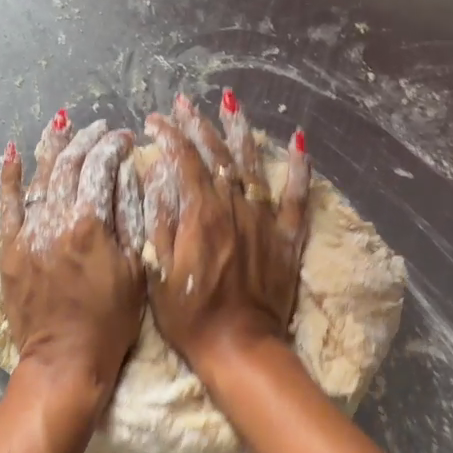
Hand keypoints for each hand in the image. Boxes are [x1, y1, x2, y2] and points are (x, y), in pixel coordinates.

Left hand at [0, 110, 145, 403]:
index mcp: (91, 222)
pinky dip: (11, 175)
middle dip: (87, 138)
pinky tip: (14, 150)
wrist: (65, 360)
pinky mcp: (11, 247)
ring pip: (40, 176)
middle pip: (69, 163)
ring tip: (63, 124)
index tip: (125, 138)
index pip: (102, 166)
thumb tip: (128, 172)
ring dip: (53, 146)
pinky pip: (8, 203)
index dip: (114, 146)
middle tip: (99, 127)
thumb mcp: (136, 268)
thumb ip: (130, 215)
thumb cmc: (111, 320)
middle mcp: (56, 218)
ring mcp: (29, 231)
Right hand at [141, 89, 310, 367]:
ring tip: (230, 102)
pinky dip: (299, 168)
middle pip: (216, 154)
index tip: (153, 120)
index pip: (183, 160)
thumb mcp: (157, 270)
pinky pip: (296, 196)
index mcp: (200, 214)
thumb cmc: (190, 316)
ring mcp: (263, 220)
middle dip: (197, 124)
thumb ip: (159, 218)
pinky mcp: (286, 237)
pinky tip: (299, 141)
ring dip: (239, 130)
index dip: (168, 135)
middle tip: (183, 102)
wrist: (240, 350)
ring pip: (252, 163)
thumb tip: (155, 174)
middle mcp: (233, 207)